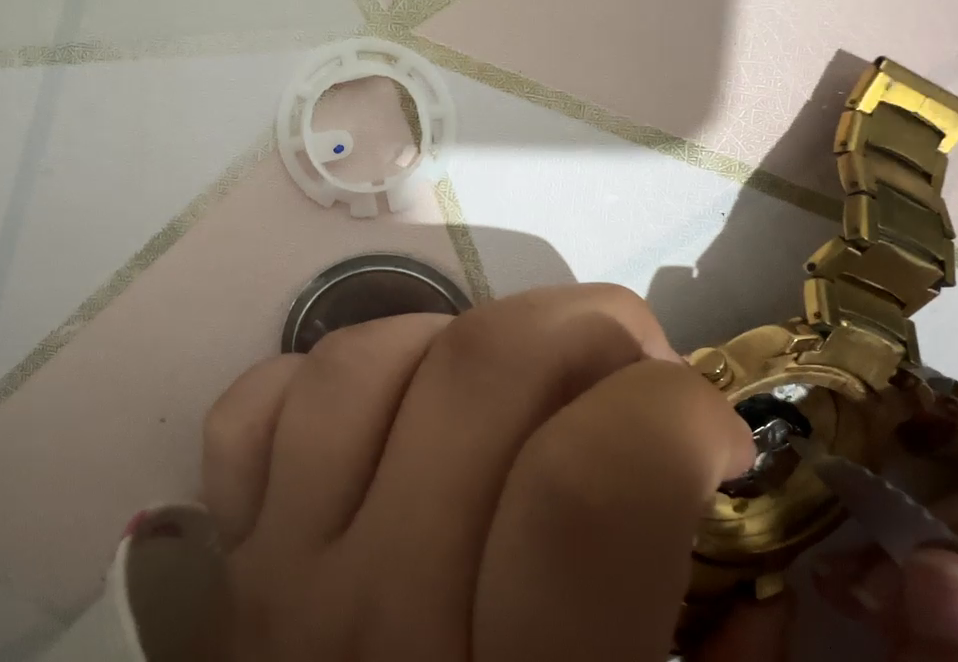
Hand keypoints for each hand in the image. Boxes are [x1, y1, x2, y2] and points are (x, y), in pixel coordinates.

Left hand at [199, 283, 754, 660]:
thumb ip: (734, 659)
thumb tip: (730, 510)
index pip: (591, 484)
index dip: (676, 413)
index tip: (711, 435)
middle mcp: (383, 621)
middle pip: (477, 376)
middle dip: (584, 329)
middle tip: (629, 368)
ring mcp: (279, 579)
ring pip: (359, 365)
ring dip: (456, 338)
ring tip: (513, 384)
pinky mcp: (224, 560)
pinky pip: (256, 408)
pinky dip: (326, 380)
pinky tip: (385, 418)